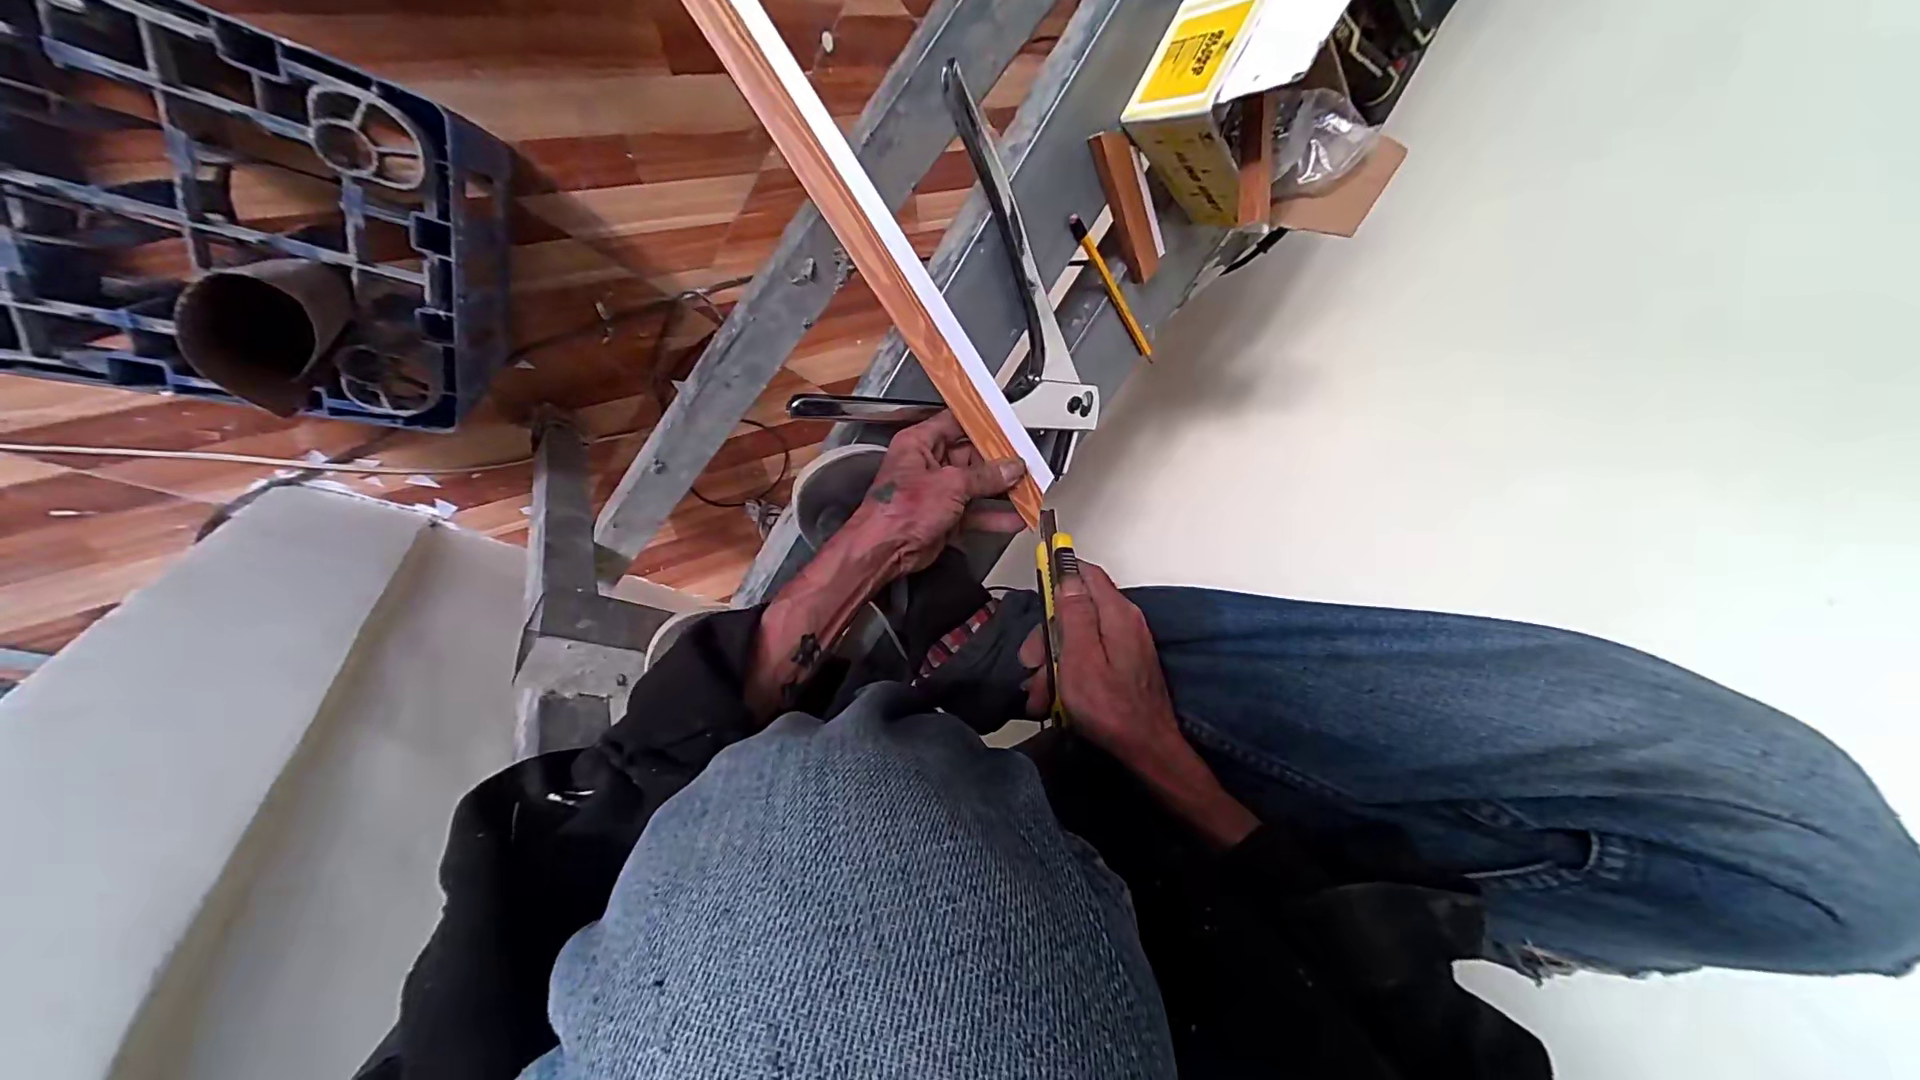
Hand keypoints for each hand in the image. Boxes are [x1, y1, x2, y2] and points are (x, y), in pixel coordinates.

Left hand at [837, 411, 1027, 579]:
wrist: (884, 550)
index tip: (1006, 428)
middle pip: (970, 456)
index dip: (982, 425)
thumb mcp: (950, 484)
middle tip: (1022, 464)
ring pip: (975, 486)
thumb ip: (985, 476)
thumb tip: (1008, 468)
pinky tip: (1013, 516)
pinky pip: (975, 511)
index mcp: (919, 444)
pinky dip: (994, 515)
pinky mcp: (943, 516)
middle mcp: (927, 464)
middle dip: (998, 463)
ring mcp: (936, 491)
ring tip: (1025, 489)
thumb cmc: (895, 512)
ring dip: (1000, 490)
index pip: (955, 423)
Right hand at [1048, 562, 1186, 769]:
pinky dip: (1068, 671)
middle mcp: (1124, 622)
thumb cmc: (1111, 709)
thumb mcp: (1080, 658)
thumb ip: (1074, 614)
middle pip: (1076, 608)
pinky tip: (1056, 695)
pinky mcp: (1123, 663)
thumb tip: (1067, 577)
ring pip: (1078, 635)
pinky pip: (1088, 655)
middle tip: (1033, 664)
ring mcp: (1125, 643)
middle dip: (1048, 633)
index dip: (1059, 573)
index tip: (1037, 578)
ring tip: (1041, 693)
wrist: (1145, 749)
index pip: (1086, 573)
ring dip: (1053, 660)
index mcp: (1116, 614)